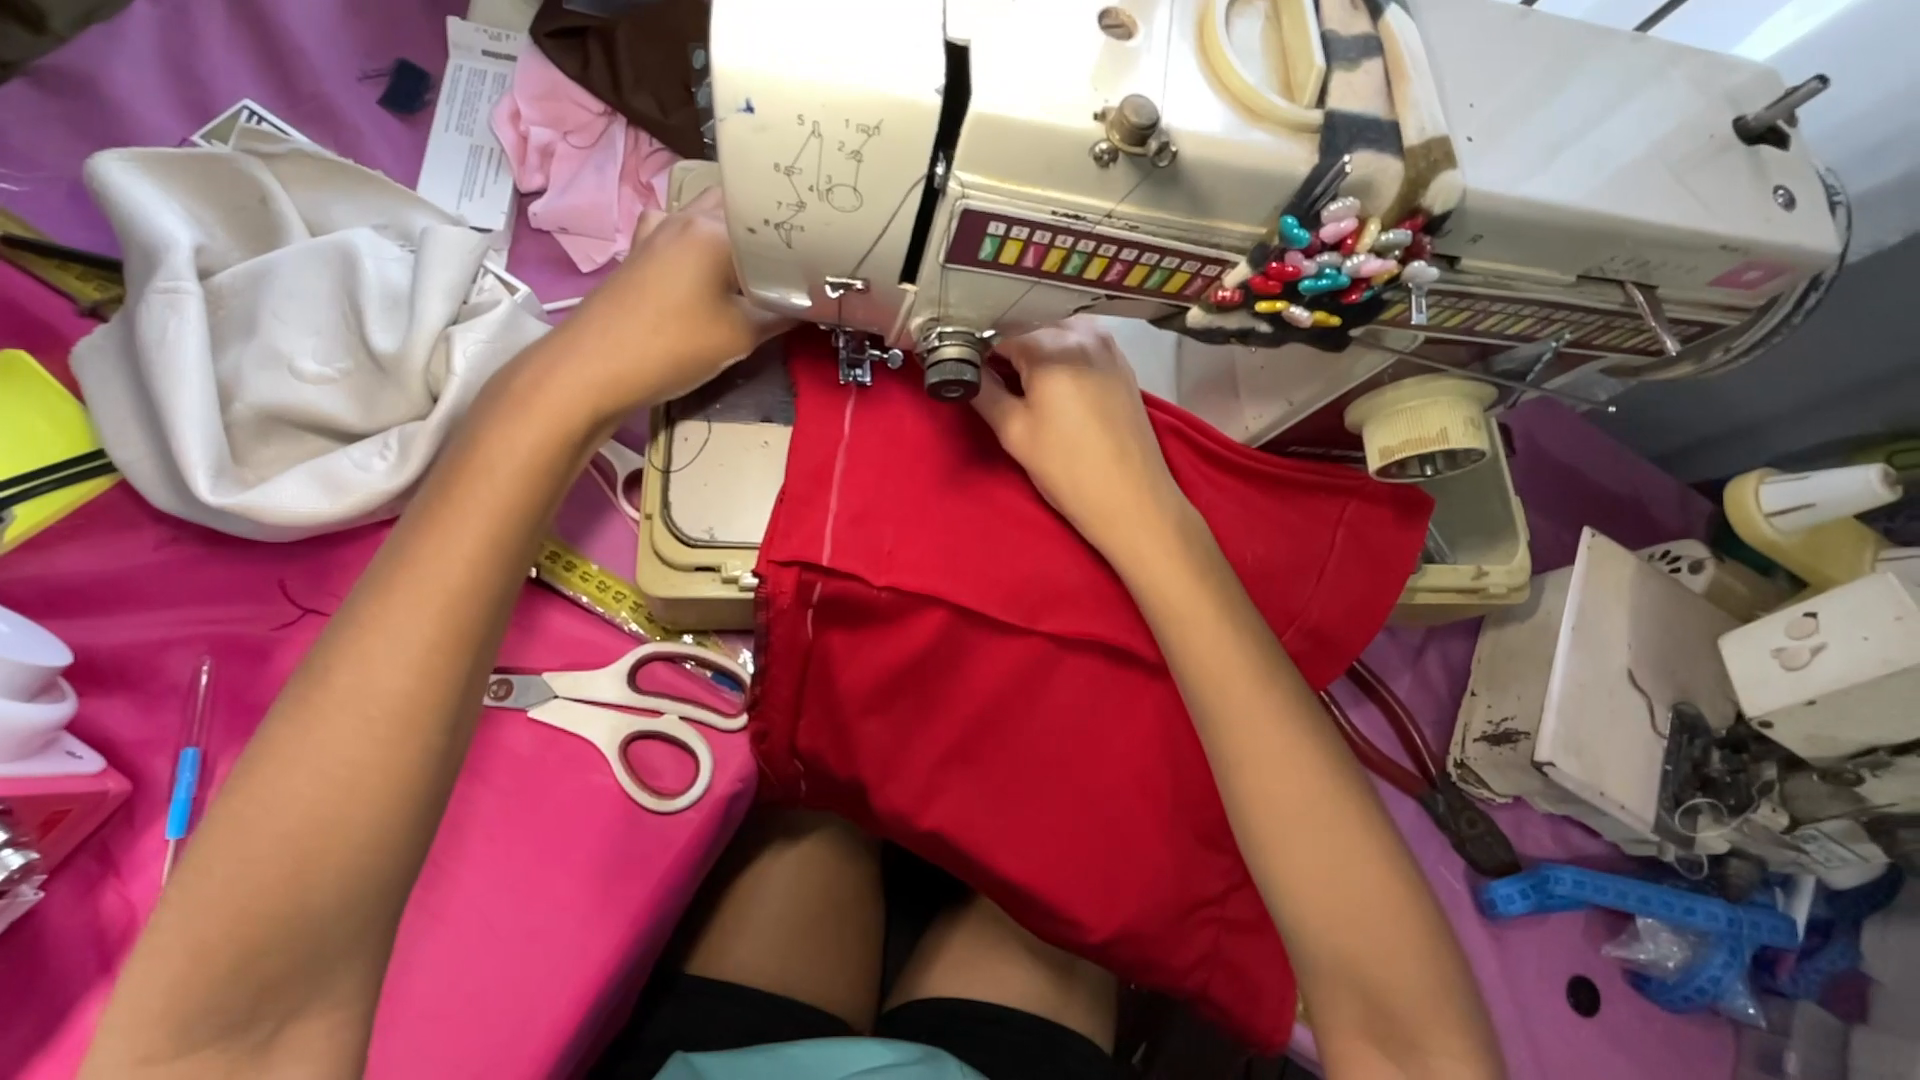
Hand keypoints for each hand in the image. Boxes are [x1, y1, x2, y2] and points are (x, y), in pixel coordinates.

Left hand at [548, 189, 792, 416]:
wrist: (592, 369)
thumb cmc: (672, 346)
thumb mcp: (741, 336)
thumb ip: (781, 314)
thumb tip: (813, 303)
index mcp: (715, 228)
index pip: (770, 215)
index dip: (801, 230)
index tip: (826, 249)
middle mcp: (685, 218)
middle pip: (735, 205)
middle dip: (767, 226)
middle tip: (799, 253)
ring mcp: (657, 234)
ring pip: (705, 217)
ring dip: (731, 232)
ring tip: (760, 259)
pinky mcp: (640, 256)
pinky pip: (680, 235)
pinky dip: (699, 243)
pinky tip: (708, 268)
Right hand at [973, 318, 1190, 561]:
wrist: (1131, 497)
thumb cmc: (1066, 468)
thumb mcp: (1013, 431)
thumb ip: (985, 392)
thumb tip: (965, 370)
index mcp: (1050, 347)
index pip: (1000, 335)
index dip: (981, 355)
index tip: (973, 378)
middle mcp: (1082, 334)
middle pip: (1032, 330)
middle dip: (1011, 353)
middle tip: (999, 389)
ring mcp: (1108, 346)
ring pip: (1058, 335)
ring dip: (1039, 354)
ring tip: (1030, 391)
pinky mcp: (1122, 364)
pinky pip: (1082, 347)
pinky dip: (1065, 358)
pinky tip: (1059, 389)